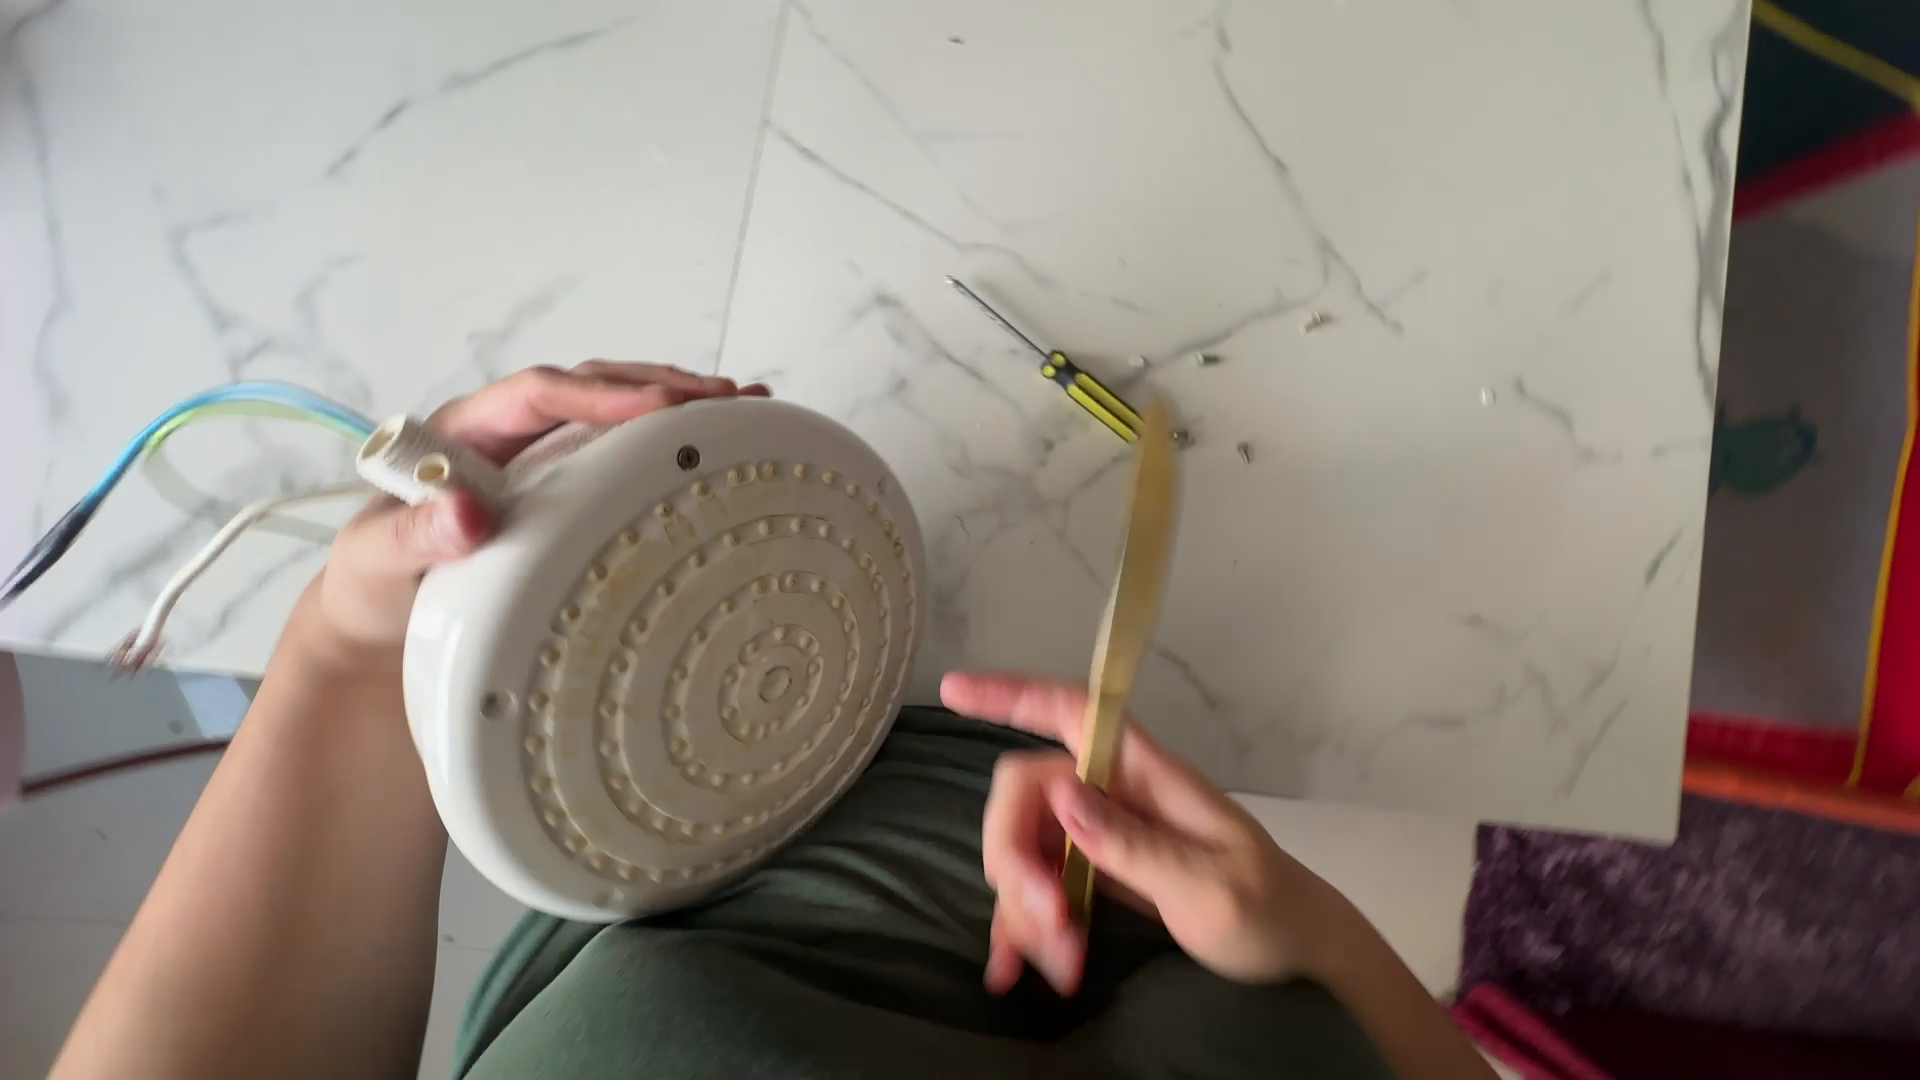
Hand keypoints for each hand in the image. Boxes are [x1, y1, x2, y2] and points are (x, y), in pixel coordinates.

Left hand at [304, 362, 766, 655]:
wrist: (393, 622)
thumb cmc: (380, 588)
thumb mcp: (374, 563)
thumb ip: (411, 535)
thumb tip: (468, 512)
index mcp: (469, 434)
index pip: (542, 395)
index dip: (603, 394)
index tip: (662, 406)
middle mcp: (517, 435)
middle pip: (596, 386)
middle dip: (663, 385)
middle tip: (725, 398)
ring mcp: (553, 460)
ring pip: (622, 409)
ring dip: (682, 403)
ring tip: (743, 405)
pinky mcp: (580, 487)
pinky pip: (631, 449)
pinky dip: (677, 438)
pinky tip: (719, 438)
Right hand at [942, 671, 1361, 996]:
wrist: (1290, 949)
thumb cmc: (1266, 906)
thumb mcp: (1212, 886)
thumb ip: (1137, 844)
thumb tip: (1064, 798)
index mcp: (1140, 770)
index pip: (1068, 710)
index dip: (1009, 693)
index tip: (952, 691)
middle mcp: (1107, 789)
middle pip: (1024, 796)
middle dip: (1017, 861)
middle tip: (1049, 928)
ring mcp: (1094, 831)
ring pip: (1021, 848)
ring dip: (1025, 908)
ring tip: (1062, 966)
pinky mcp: (1087, 871)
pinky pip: (1032, 886)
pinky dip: (1019, 925)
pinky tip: (1012, 969)